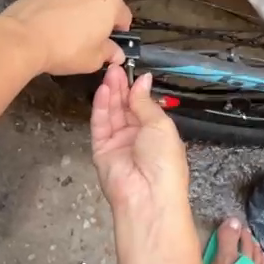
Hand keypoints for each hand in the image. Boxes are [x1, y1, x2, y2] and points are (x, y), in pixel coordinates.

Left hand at [0, 0, 131, 75]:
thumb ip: (109, 53)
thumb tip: (116, 53)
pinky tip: (54, 25)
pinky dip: (63, 7)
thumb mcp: (94, 59)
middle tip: (90, 40)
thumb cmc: (64, 49)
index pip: (125, 17)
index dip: (119, 33)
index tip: (111, 44)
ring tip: (69, 33)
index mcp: (110, 2)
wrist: (23, 37)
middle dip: (100, 19)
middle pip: (104, 3)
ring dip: (81, 11)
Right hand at [90, 64, 188, 213]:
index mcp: (157, 133)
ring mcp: (118, 143)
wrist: (147, 196)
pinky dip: (100, 107)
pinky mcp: (101, 149)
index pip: (143, 106)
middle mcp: (137, 137)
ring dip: (110, 93)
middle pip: (126, 107)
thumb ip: (145, 102)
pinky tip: (102, 90)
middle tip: (116, 67)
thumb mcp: (161, 125)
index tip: (133, 72)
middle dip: (121, 87)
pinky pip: (100, 124)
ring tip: (109, 73)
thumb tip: (143, 81)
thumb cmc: (164, 161)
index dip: (138, 90)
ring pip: (112, 113)